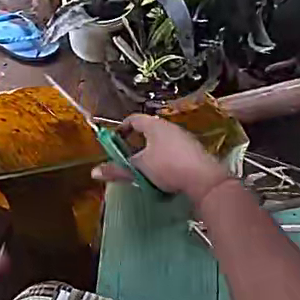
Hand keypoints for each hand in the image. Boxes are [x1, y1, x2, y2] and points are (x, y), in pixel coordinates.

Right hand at [91, 113, 233, 202]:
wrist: (204, 180)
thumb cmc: (167, 167)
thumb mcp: (139, 169)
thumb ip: (117, 170)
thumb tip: (94, 172)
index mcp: (154, 126)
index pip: (134, 119)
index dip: (122, 127)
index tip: (115, 139)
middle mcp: (170, 127)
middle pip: (148, 130)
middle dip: (136, 142)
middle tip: (127, 155)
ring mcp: (184, 138)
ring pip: (162, 141)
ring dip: (151, 151)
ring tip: (144, 167)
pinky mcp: (194, 151)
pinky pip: (173, 151)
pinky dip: (164, 158)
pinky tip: (162, 173)